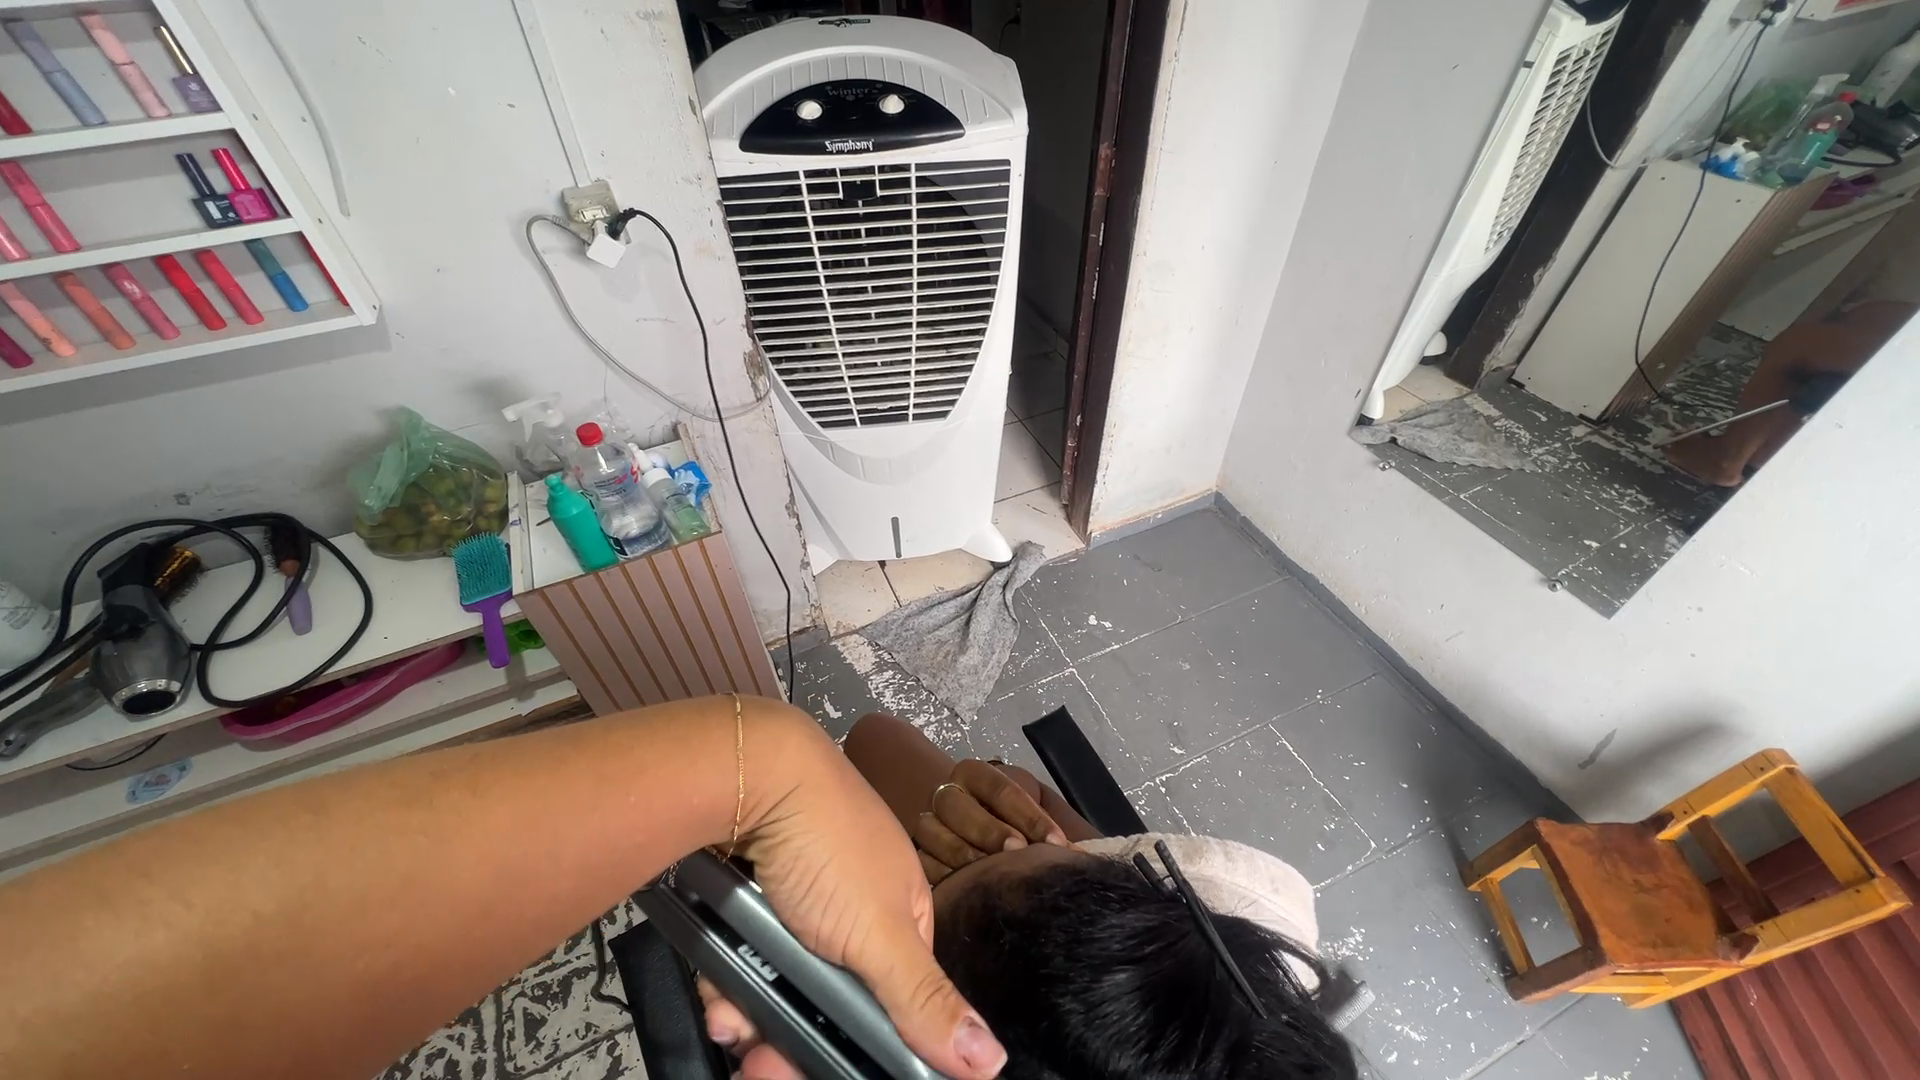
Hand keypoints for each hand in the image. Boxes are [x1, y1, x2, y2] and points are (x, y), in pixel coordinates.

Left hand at [705, 702, 1006, 1079]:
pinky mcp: (758, 892)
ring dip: (754, 1013)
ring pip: (781, 982)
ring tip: (730, 1024)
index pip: (893, 1001)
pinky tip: (717, 990)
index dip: (858, 1045)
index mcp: (901, 914)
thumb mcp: (878, 932)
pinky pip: (748, 954)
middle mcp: (855, 908)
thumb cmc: (829, 847)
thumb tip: (994, 1061)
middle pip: (829, 998)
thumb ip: (924, 998)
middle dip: (792, 1036)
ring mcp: (804, 897)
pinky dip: (731, 977)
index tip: (815, 1071)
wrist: (753, 773)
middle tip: (755, 1064)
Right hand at [912, 759, 1068, 883]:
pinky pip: (921, 863)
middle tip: (1016, 852)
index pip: (1000, 787)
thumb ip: (1047, 833)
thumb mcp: (1030, 819)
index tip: (1055, 842)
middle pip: (958, 805)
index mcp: (975, 776)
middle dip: (989, 829)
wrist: (975, 845)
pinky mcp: (916, 855)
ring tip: (989, 875)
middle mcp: (946, 794)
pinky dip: (941, 874)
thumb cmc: (1013, 828)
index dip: (1028, 814)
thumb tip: (1077, 858)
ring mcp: (927, 824)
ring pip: (933, 831)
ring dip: (963, 854)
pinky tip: (963, 890)